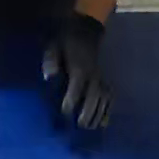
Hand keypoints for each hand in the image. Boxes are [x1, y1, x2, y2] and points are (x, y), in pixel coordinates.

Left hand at [42, 13, 112, 129]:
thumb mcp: (53, 48)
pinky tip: (104, 123)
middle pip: (94, 95)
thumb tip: (49, 76)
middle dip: (88, 111)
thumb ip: (51, 62)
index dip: (70, 101)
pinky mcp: (104, 80)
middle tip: (81, 125)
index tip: (65, 112)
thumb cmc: (65, 43)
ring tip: (92, 128)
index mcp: (79, 68)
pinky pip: (110, 96)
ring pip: (103, 97)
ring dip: (99, 113)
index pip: (76, 87)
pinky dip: (108, 109)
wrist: (84, 30)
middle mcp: (93, 75)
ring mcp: (100, 78)